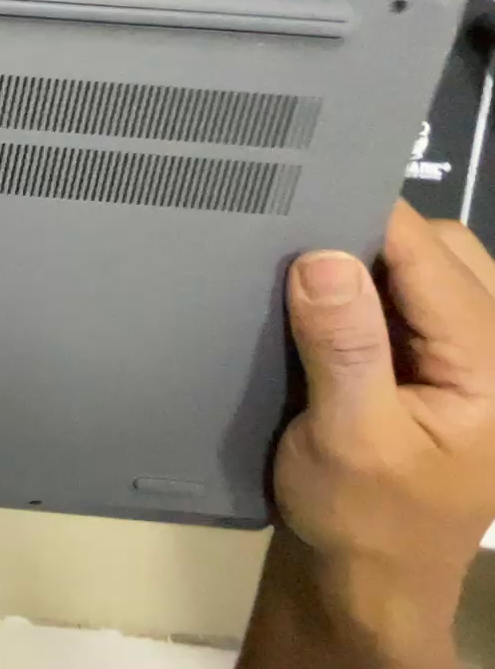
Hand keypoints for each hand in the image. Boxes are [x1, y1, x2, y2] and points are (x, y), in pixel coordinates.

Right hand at [247, 201, 494, 666]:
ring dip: (367, 256)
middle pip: (448, 255)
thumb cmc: (359, 509)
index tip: (297, 190)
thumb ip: (343, 347)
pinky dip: (363, 282)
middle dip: (371, 233)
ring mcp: (469, 364)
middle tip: (286, 228)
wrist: (364, 569)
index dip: (371, 220)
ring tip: (294, 256)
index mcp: (493, 374)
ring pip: (431, 271)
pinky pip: (409, 300)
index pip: (437, 264)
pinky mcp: (434, 370)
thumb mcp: (346, 435)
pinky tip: (315, 292)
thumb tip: (320, 259)